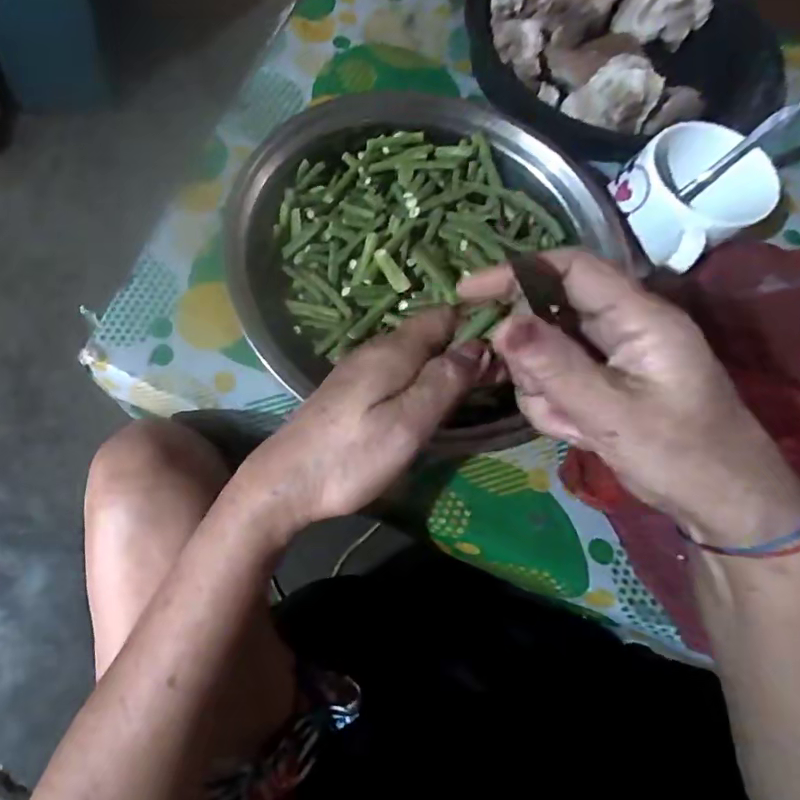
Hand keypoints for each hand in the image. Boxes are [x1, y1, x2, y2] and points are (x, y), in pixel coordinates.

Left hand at [232, 307, 497, 532]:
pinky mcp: (348, 395)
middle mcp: (372, 352)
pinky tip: (432, 404)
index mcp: (390, 351)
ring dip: (444, 367)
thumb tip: (478, 345)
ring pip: (412, 356)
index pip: (444, 315)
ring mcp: (356, 373)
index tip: (516, 348)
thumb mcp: (406, 423)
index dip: (480, 325)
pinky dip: (420, 382)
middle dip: (466, 348)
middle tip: (505, 378)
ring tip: (479, 391)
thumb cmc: (348, 457)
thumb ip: (443, 382)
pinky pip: (395, 375)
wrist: (283, 484)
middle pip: (429, 335)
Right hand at [457, 250, 799, 544]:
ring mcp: (608, 354)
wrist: (722, 505)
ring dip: (539, 387)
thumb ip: (554, 368)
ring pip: (540, 350)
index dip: (516, 272)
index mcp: (640, 318)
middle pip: (545, 312)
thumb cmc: (682, 455)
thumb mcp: (611, 414)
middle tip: (539, 393)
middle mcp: (621, 326)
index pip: (570, 268)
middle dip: (527, 354)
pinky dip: (548, 403)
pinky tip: (576, 431)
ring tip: (572, 423)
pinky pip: (548, 378)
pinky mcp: (598, 379)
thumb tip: (501, 325)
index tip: (466, 294)